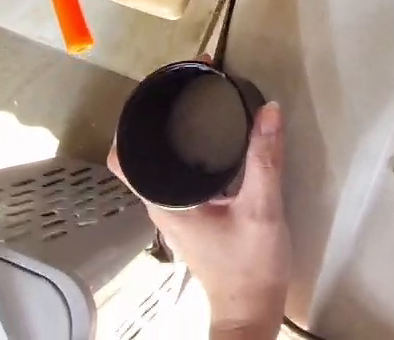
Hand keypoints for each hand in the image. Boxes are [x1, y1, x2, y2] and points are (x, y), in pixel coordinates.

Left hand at [110, 101, 290, 338]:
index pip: (124, 158)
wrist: (253, 312)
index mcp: (165, 202)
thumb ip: (264, 160)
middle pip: (144, 151)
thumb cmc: (249, 266)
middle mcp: (163, 203)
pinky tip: (220, 131)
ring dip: (180, 129)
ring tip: (207, 96)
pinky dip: (194, 145)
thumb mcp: (262, 210)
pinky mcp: (196, 212)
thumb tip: (269, 109)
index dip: (133, 120)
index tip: (162, 88)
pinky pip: (184, 169)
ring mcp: (179, 209)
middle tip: (195, 81)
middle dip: (163, 113)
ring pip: (164, 160)